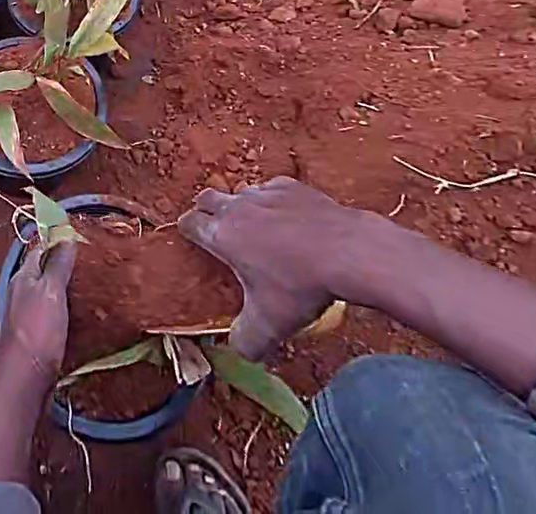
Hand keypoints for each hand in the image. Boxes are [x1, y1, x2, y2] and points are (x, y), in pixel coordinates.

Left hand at [0, 240, 77, 382]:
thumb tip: (65, 237)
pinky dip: (64, 308)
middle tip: (89, 261)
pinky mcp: (34, 335)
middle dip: (62, 264)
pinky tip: (78, 313)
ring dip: (64, 287)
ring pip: (47, 293)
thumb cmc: (37, 330)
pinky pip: (51, 313)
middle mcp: (21, 292)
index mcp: (23, 277)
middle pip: (42, 271)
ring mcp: (26, 315)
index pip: (39, 249)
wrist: (24, 381)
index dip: (56, 241)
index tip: (78, 236)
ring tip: (89, 285)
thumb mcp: (51, 291)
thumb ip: (57, 264)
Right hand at [179, 177, 369, 359]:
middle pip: (208, 197)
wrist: (347, 251)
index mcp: (222, 235)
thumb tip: (238, 349)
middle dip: (206, 210)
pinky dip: (273, 201)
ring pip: (240, 193)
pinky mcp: (291, 185)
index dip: (187, 230)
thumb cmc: (301, 286)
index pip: (190, 223)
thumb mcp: (269, 325)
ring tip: (255, 226)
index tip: (191, 238)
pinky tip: (287, 217)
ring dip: (241, 206)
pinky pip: (271, 189)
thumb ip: (246, 341)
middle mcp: (237, 208)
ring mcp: (264, 193)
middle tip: (215, 227)